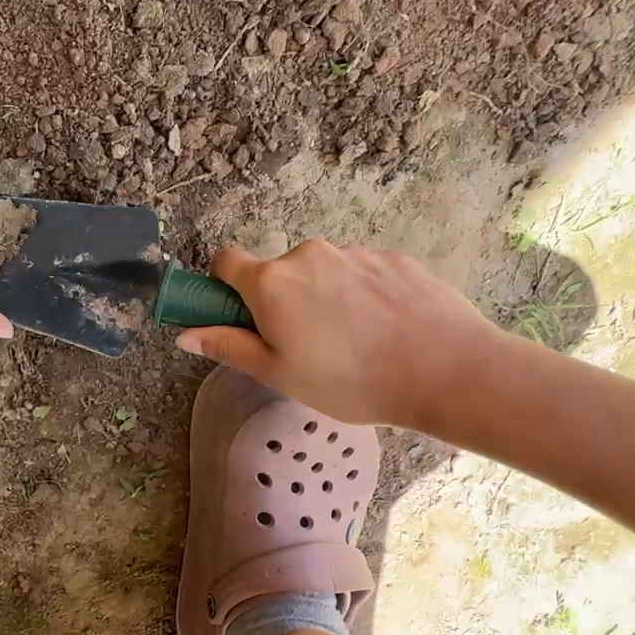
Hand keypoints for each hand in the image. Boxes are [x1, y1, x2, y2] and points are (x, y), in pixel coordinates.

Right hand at [173, 241, 503, 426]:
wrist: (451, 372)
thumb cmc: (351, 381)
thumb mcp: (278, 373)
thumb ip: (227, 347)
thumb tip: (184, 335)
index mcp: (270, 283)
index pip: (225, 260)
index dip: (224, 284)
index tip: (239, 313)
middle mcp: (306, 255)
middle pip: (277, 271)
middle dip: (281, 299)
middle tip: (304, 343)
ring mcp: (353, 253)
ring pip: (321, 272)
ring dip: (323, 297)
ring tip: (353, 341)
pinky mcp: (394, 258)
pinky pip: (360, 272)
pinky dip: (362, 294)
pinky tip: (385, 329)